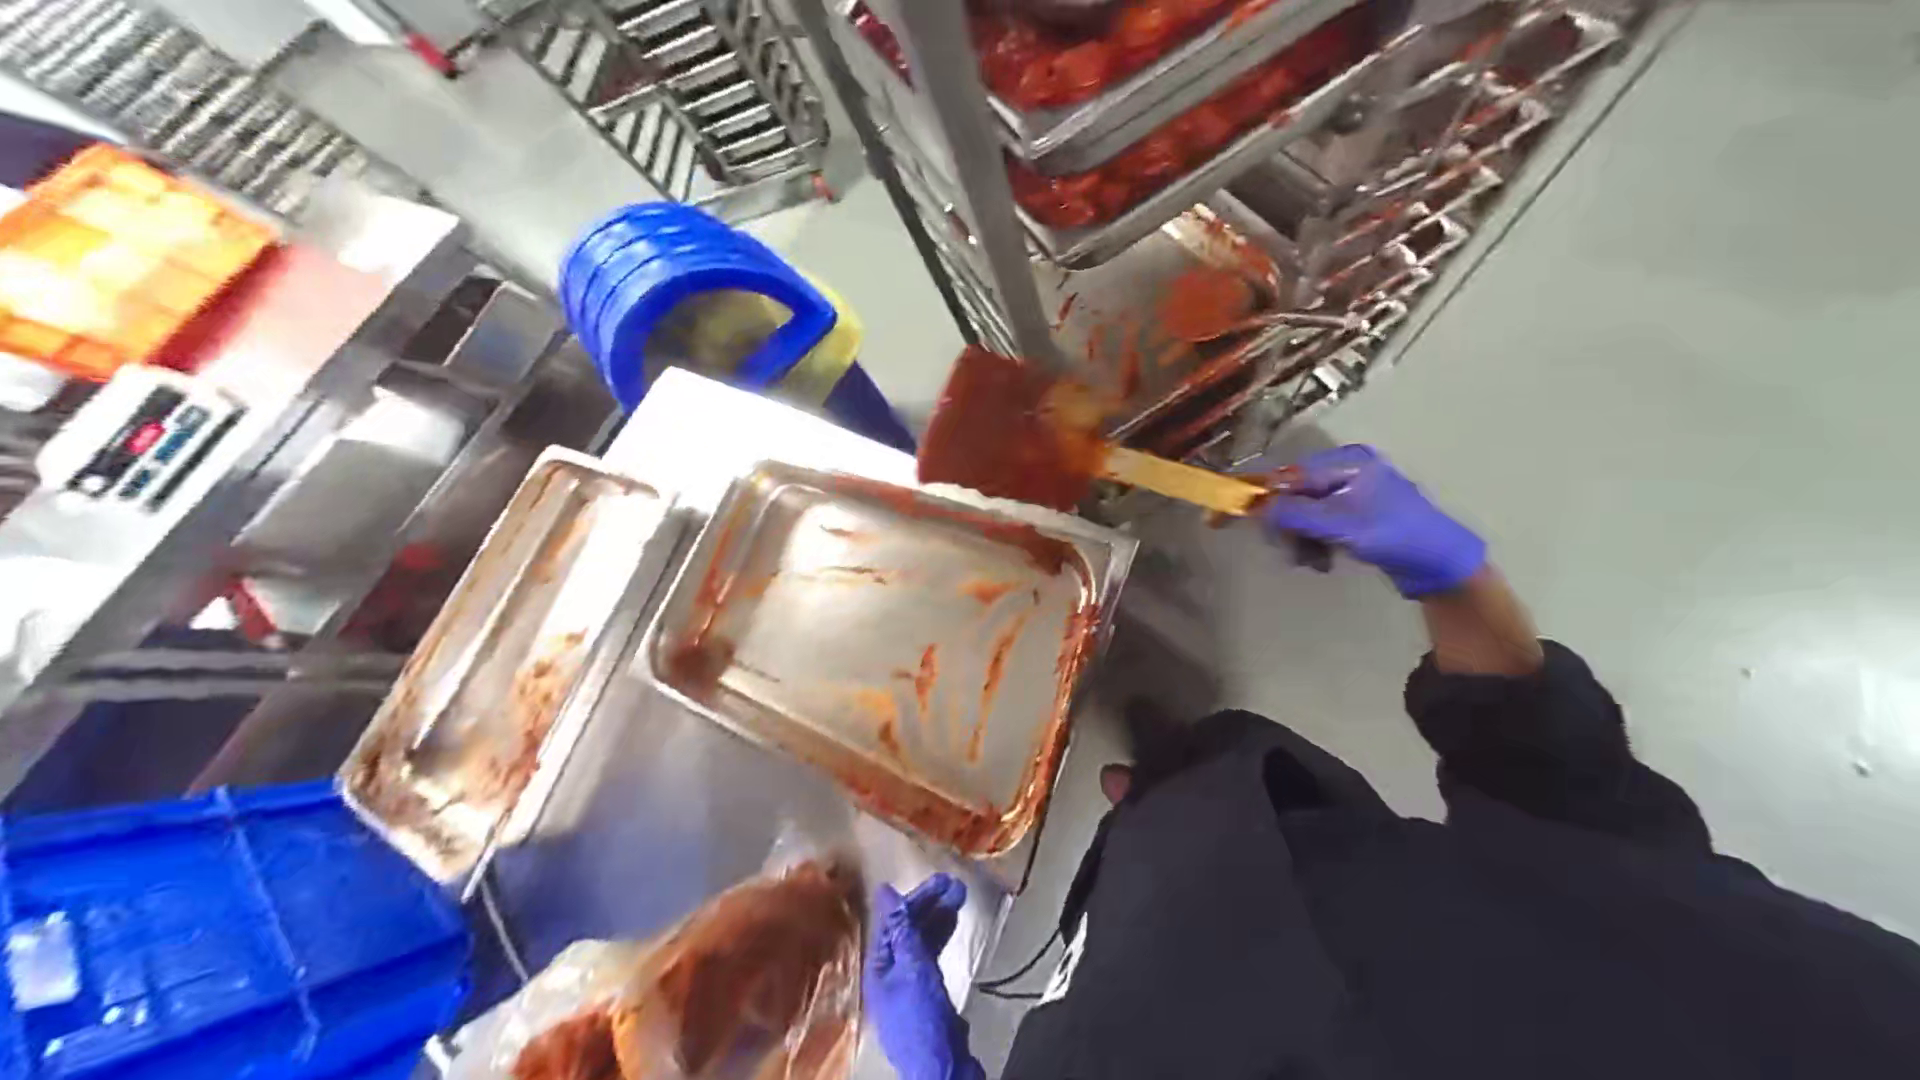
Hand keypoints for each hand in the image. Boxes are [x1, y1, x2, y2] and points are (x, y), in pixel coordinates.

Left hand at [865, 874, 983, 1079]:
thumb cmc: (923, 1016)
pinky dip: (940, 938)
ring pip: (919, 941)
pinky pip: (928, 956)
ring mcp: (905, 985)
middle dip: (929, 905)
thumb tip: (883, 891)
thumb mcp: (913, 968)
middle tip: (955, 885)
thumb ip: (901, 929)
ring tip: (960, 896)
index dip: (915, 898)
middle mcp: (887, 973)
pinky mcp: (923, 994)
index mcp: (877, 967)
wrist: (942, 1069)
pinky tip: (953, 923)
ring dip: (938, 918)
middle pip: (906, 930)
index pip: (893, 922)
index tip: (939, 879)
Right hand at [1262, 444, 1485, 597]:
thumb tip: (1254, 507)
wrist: (1440, 565)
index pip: (1289, 475)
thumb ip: (1294, 514)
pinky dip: (1313, 541)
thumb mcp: (1338, 525)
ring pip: (1303, 512)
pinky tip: (1321, 559)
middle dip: (1287, 524)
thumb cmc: (1392, 536)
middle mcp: (1347, 470)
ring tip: (1309, 560)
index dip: (1264, 497)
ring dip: (1299, 538)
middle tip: (1288, 550)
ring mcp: (1351, 492)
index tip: (1247, 522)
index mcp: (1347, 462)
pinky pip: (1318, 522)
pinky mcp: (1354, 514)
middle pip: (1294, 494)